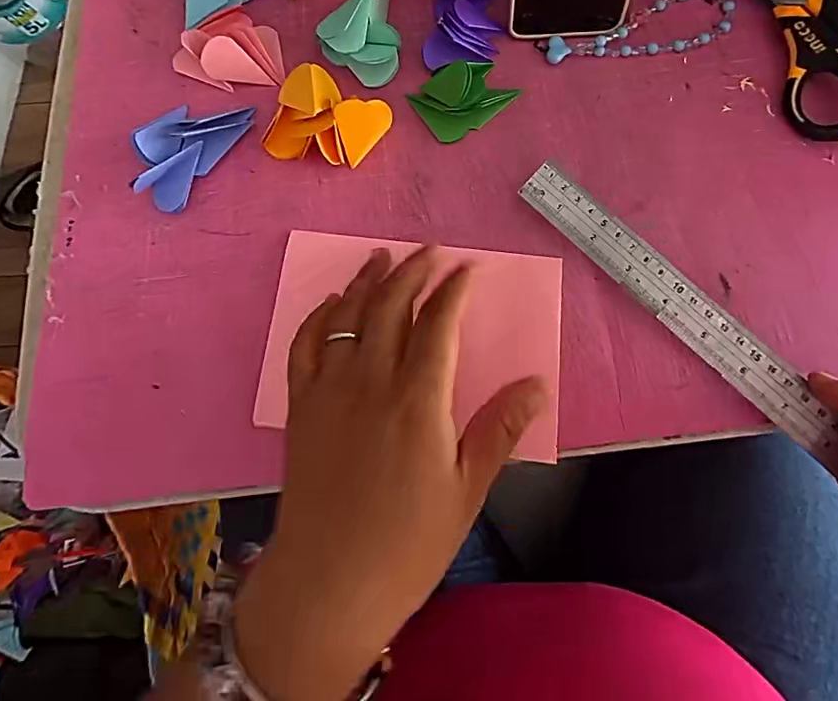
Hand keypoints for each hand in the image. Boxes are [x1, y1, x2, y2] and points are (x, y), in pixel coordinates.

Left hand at [231, 248, 550, 700]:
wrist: (325, 587)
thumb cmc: (407, 543)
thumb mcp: (467, 490)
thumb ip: (501, 429)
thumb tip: (537, 383)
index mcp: (418, 399)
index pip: (439, 323)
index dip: (454, 289)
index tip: (468, 268)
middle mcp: (371, 381)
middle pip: (391, 305)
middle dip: (413, 270)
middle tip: (430, 251)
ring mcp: (329, 390)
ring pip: (347, 315)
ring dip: (367, 280)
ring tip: (383, 257)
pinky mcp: (300, 406)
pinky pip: (304, 345)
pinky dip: (319, 316)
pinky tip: (332, 302)